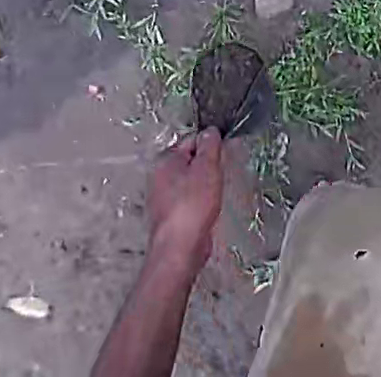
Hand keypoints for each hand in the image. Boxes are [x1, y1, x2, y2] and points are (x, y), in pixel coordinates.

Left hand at [146, 128, 223, 270]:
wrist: (180, 249)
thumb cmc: (193, 205)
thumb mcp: (207, 167)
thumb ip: (210, 145)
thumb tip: (210, 131)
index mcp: (165, 160)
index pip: (191, 141)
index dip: (209, 146)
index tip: (221, 156)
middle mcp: (159, 177)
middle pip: (189, 162)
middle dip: (206, 167)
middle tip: (218, 176)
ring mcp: (162, 199)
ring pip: (189, 183)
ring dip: (203, 187)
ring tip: (213, 196)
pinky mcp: (168, 218)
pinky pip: (187, 202)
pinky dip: (198, 204)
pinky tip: (206, 212)